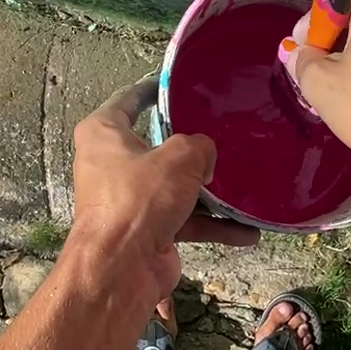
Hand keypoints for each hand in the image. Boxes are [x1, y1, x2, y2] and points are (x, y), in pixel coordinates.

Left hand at [66, 77, 258, 305]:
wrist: (122, 268)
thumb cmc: (139, 198)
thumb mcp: (180, 157)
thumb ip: (200, 146)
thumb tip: (205, 158)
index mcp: (103, 133)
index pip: (128, 100)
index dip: (153, 88)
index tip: (176, 82)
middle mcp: (111, 164)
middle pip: (158, 146)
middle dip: (191, 146)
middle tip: (223, 134)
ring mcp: (129, 200)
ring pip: (175, 187)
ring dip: (210, 193)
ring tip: (245, 186)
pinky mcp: (146, 230)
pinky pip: (185, 221)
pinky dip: (213, 226)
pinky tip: (247, 231)